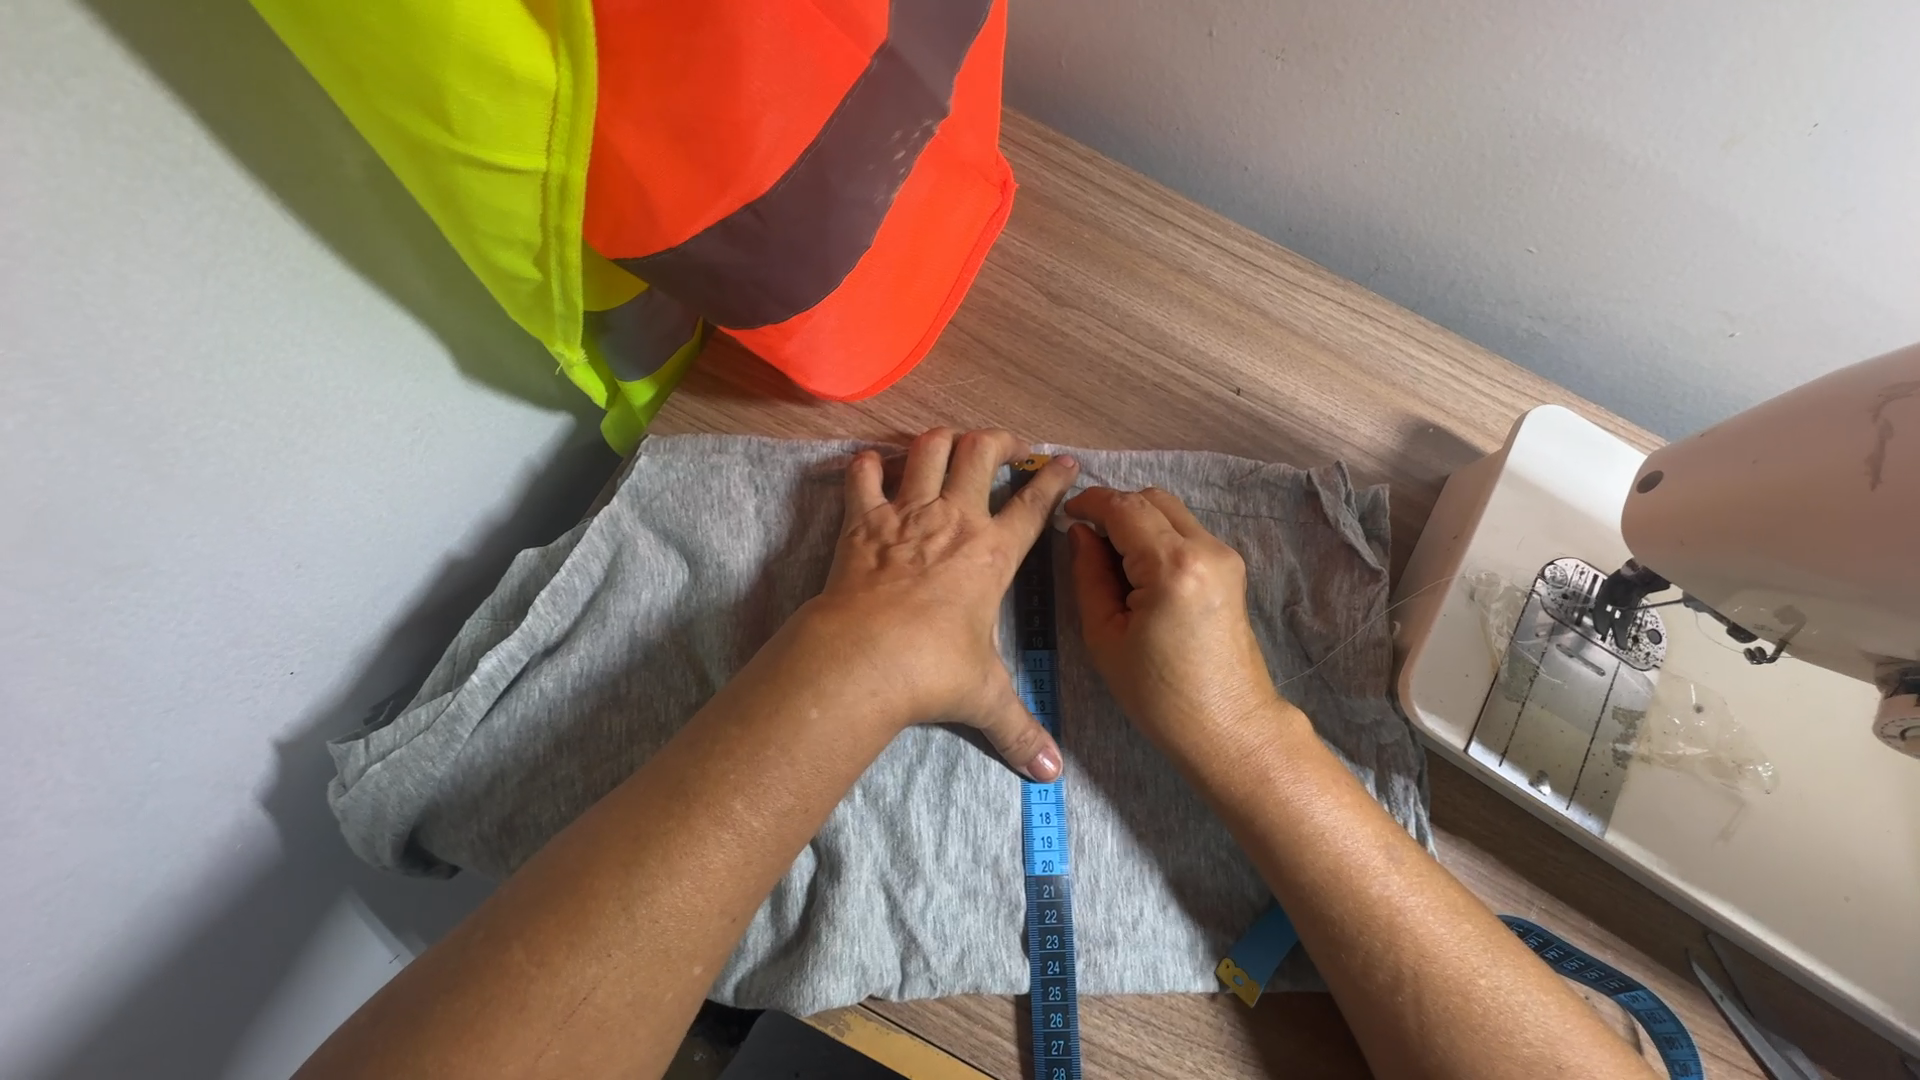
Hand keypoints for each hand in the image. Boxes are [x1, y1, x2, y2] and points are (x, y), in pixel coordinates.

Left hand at [800, 428, 1078, 780]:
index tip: (1064, 461)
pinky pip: (863, 475)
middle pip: (981, 453)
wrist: (862, 659)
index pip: (1033, 504)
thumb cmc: (932, 671)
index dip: (1053, 479)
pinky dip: (868, 464)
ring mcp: (906, 513)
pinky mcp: (862, 520)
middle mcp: (954, 520)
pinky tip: (873, 464)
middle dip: (998, 440)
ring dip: (942, 439)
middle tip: (1007, 446)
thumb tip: (1051, 773)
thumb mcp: (985, 698)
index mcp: (992, 553)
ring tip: (950, 443)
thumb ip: (1020, 728)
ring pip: (928, 448)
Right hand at [1064, 487, 1290, 764]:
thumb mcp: (1104, 636)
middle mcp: (1206, 549)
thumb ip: (1089, 575)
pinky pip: (1185, 531)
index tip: (1065, 513)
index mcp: (1172, 567)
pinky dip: (1156, 535)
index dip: (1090, 502)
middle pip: (1151, 498)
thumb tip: (1079, 533)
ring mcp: (1225, 556)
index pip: (1124, 508)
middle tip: (1085, 537)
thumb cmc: (1158, 695)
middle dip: (1113, 508)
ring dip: (1136, 520)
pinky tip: (1138, 570)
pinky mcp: (1231, 568)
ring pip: (1171, 511)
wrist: (1229, 726)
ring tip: (1109, 557)